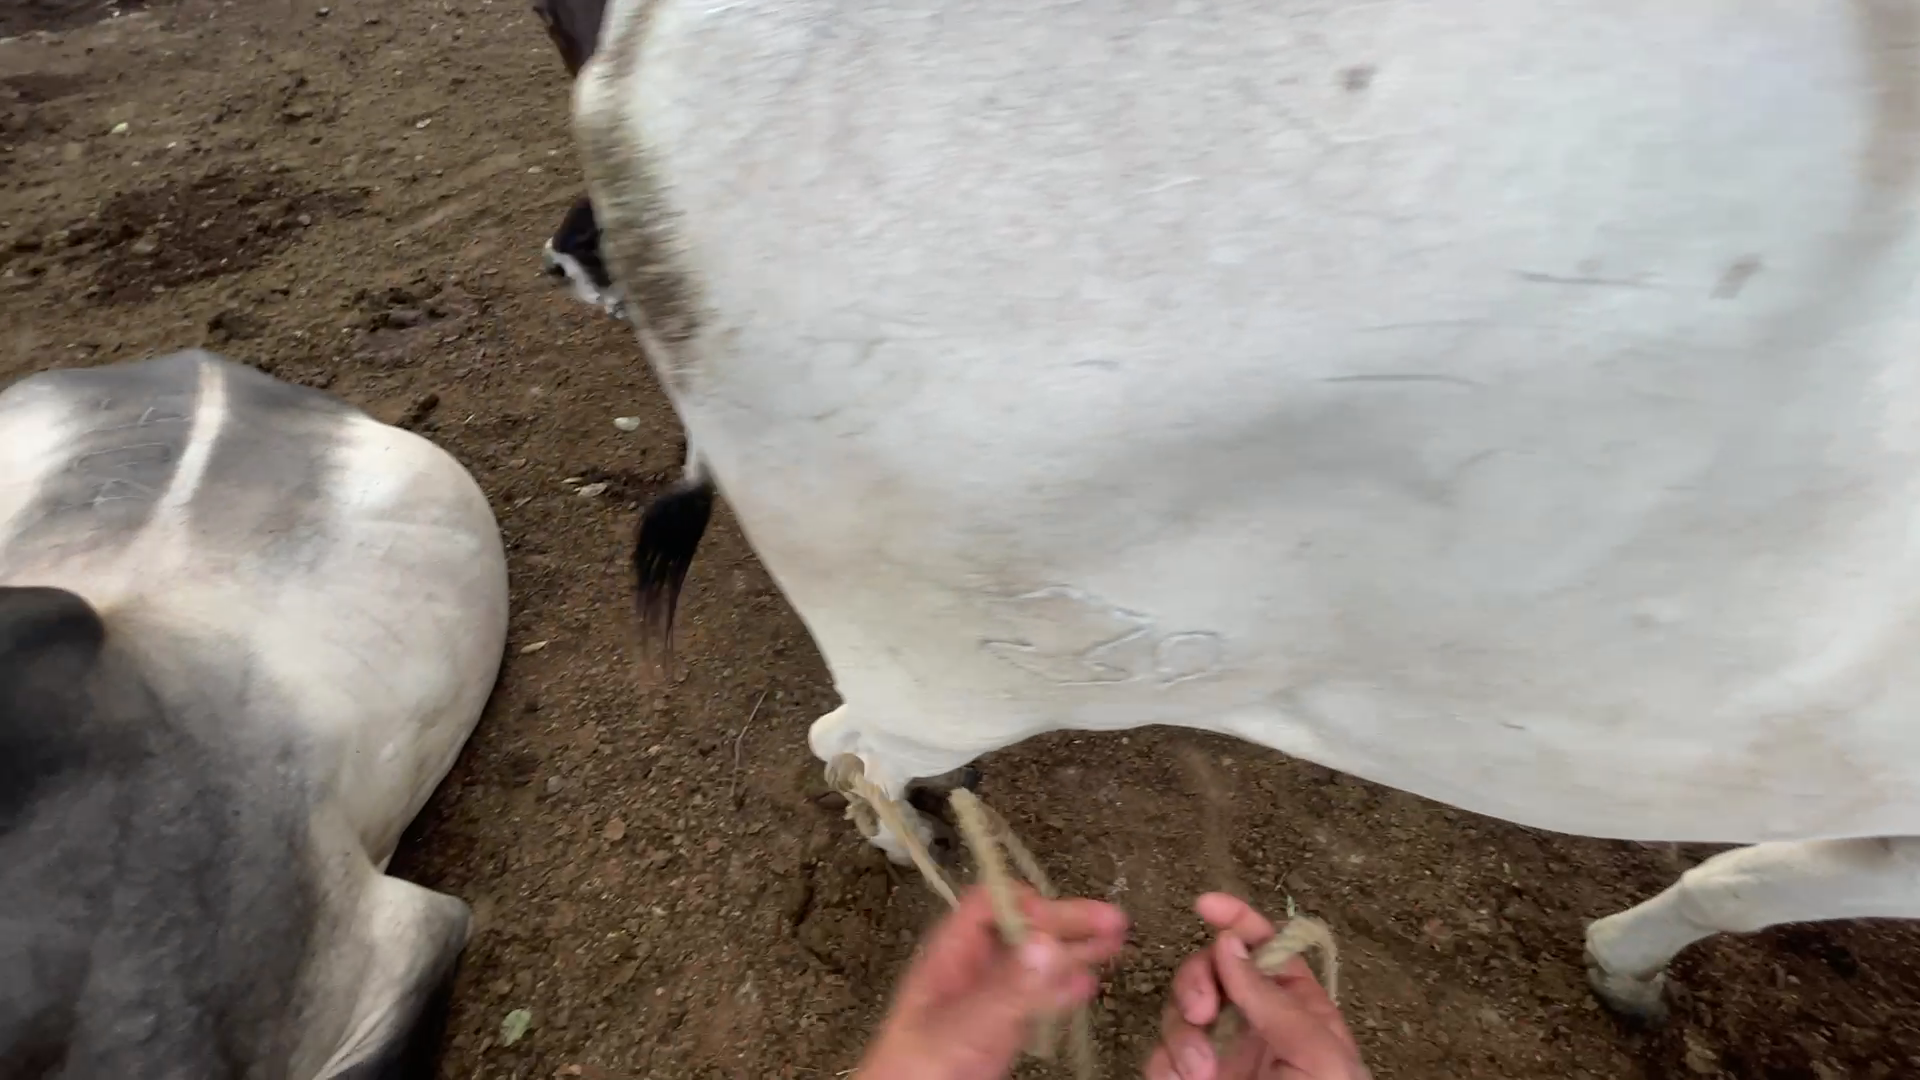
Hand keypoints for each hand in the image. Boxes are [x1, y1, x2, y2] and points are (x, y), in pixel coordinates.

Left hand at [857, 884, 1129, 1079]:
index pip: (990, 903)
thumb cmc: (914, 1070)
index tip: (1060, 923)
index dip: (1028, 905)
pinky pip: (1035, 998)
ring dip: (1073, 950)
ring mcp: (985, 997)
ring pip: (1034, 961)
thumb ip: (1004, 987)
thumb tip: (1047, 940)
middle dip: (1066, 921)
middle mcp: (970, 966)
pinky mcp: (997, 1029)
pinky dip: (1062, 988)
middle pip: (1022, 928)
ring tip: (1114, 942)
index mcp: (950, 950)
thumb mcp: (962, 1025)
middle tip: (1111, 920)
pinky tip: (1086, 985)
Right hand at [1146, 893, 1368, 1079]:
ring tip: (1199, 1073)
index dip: (1238, 919)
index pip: (1268, 949)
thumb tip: (1230, 942)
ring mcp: (1221, 1057)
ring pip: (1180, 1009)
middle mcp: (1256, 1027)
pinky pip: (1161, 1055)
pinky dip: (1164, 1064)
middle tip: (1199, 1011)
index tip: (1204, 905)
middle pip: (1212, 969)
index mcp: (1300, 1014)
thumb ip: (1272, 998)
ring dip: (1181, 1033)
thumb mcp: (1317, 1062)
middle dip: (1197, 980)